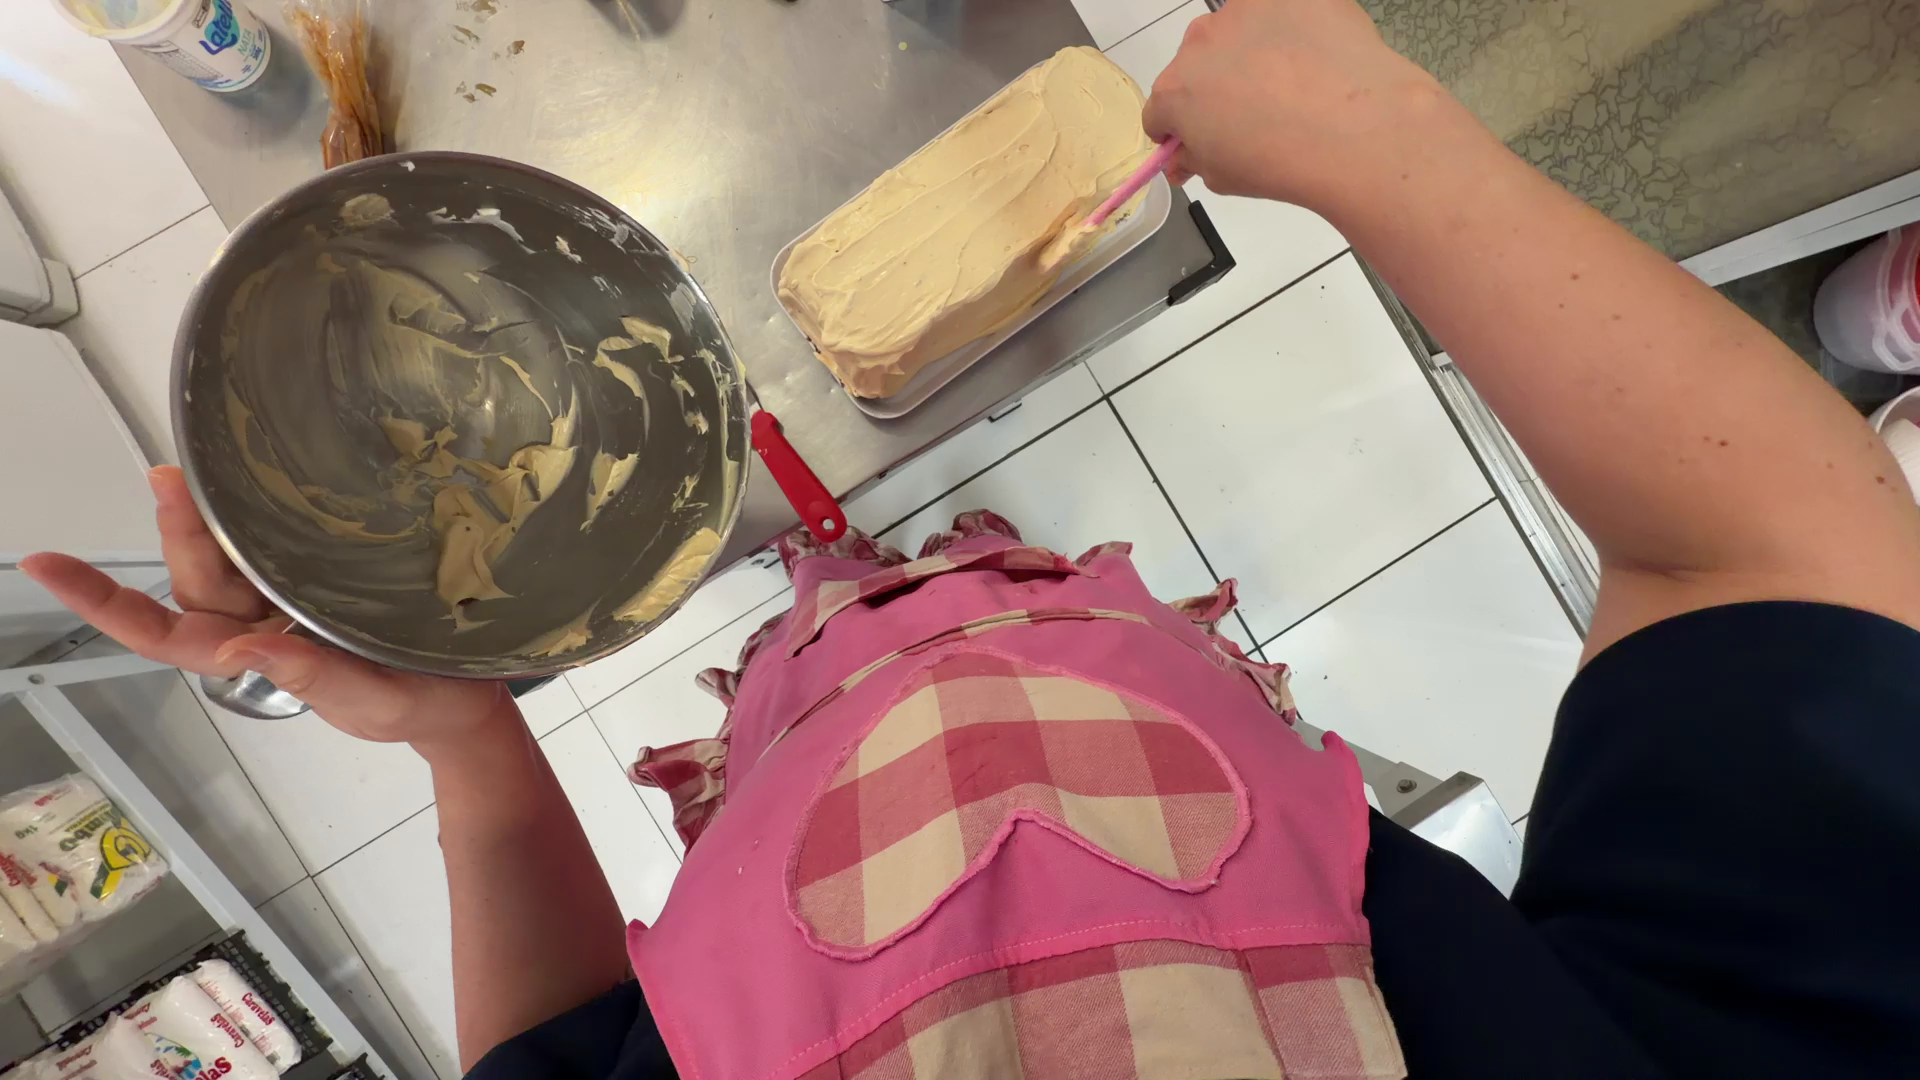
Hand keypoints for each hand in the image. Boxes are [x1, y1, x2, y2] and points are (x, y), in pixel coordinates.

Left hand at [21, 466, 511, 754]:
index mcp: (265, 659)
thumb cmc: (422, 707)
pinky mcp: (342, 585)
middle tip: (169, 480)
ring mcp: (305, 605)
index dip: (108, 603)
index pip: (169, 635)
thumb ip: (314, 678)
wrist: (467, 698)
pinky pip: (291, 554)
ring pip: (241, 562)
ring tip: (200, 479)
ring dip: (213, 523)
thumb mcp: (371, 701)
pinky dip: (269, 525)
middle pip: (203, 582)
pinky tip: (270, 497)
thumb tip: (240, 648)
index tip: (51, 566)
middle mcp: (273, 627)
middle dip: (178, 533)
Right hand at [1142, 0, 1445, 208]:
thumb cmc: (1276, 160)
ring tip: (1282, 88)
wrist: (1351, 125)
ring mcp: (1246, 9)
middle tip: (1243, 119)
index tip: (1194, 145)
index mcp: (1174, 91)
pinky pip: (1278, 15)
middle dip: (1208, 91)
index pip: (1157, 113)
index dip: (1174, 133)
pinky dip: (1285, 35)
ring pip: (1233, 37)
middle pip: (1192, 68)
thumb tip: (1184, 158)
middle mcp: (1200, 41)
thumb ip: (1192, 160)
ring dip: (1244, 58)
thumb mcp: (1219, 178)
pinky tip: (1308, 65)